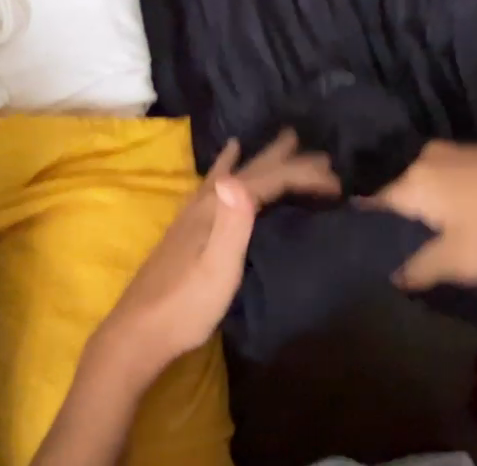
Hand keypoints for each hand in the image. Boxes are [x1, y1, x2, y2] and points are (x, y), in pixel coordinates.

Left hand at [96, 130, 339, 379]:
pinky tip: (225, 164)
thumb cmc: (184, 307)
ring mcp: (195, 213)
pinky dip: (228, 166)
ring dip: (264, 158)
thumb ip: (230, 225)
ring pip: (237, 172)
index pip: (268, 179)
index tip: (339, 183)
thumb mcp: (215, 270)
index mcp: (218, 208)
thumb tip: (238, 177)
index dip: (304, 176)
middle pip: (253, 169)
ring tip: (285, 141)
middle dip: (288, 158)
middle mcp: (207, 201)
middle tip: (323, 153)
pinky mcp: (190, 228)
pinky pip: (218, 182)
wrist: (137, 335)